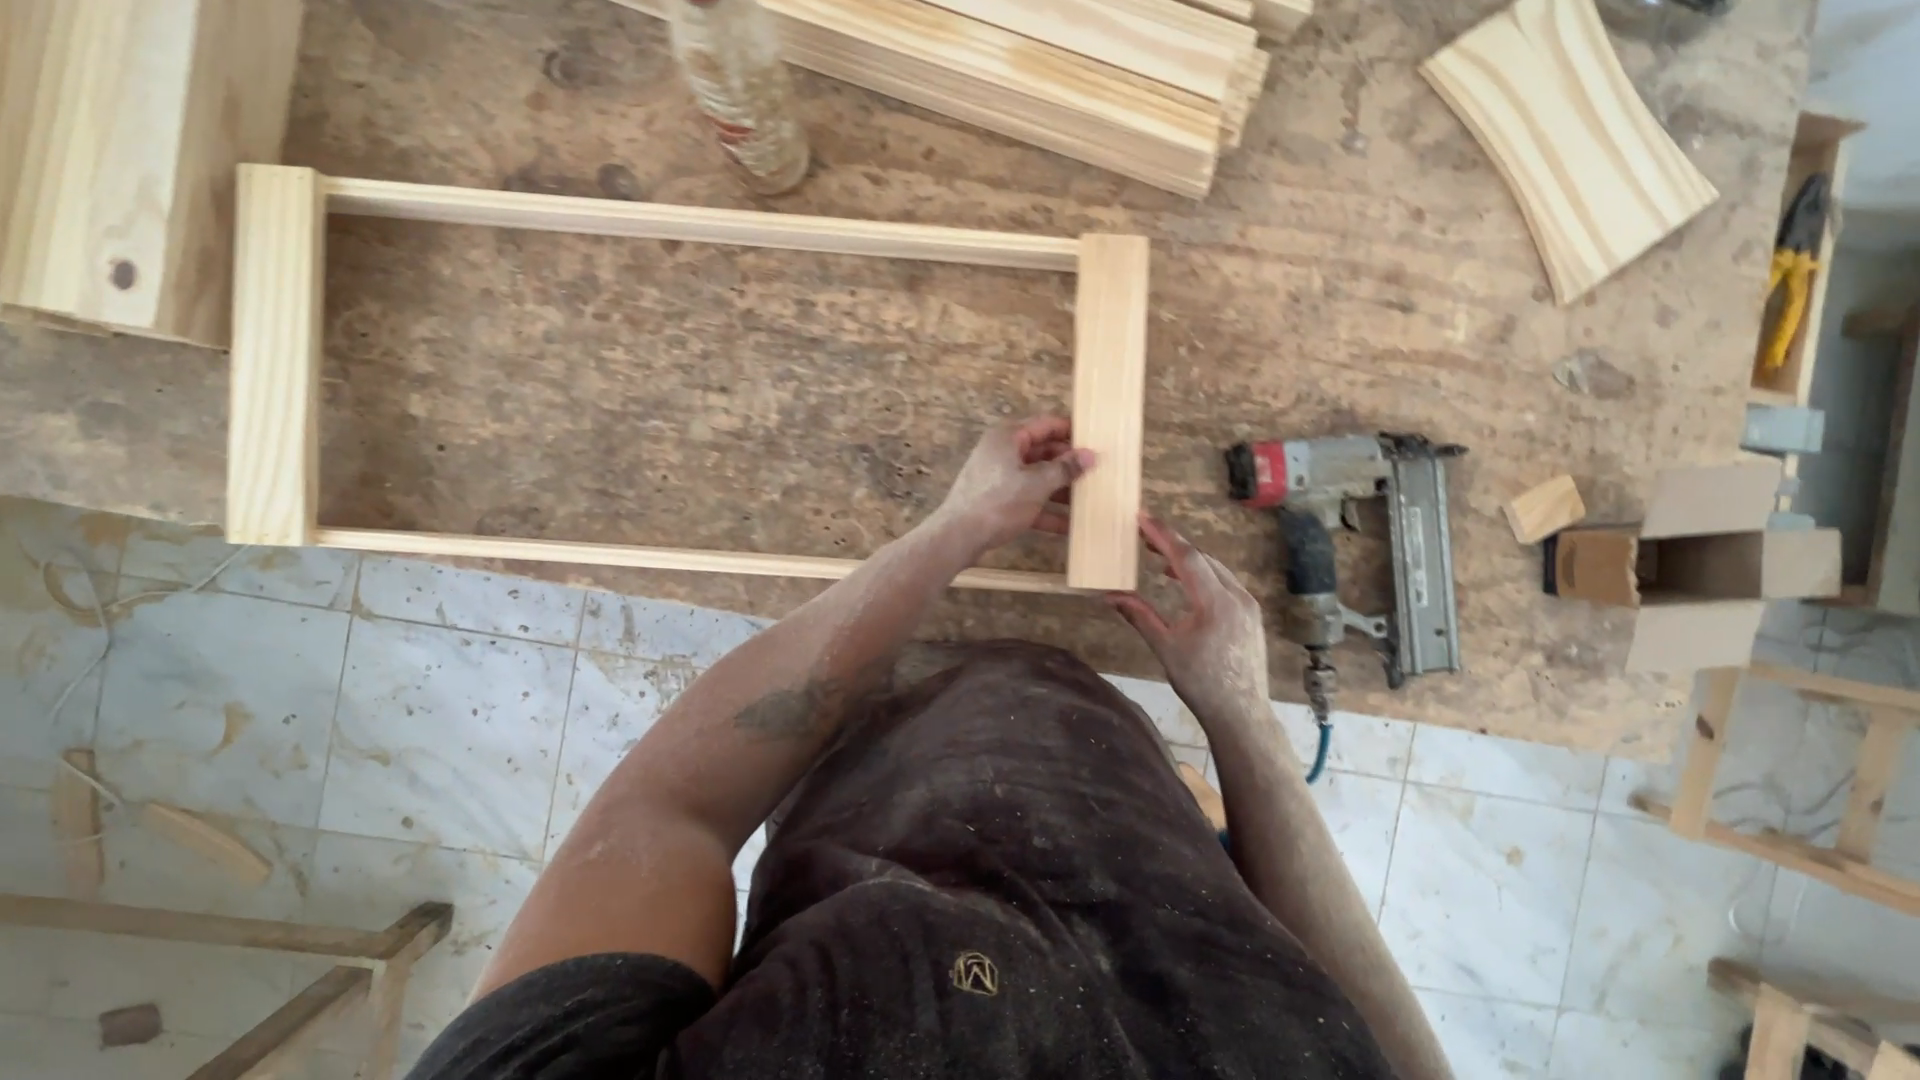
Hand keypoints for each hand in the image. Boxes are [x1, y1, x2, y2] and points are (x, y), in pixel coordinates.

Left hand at [931, 416, 1095, 555]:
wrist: (959, 537)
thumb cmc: (998, 502)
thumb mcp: (1036, 484)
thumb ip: (1064, 469)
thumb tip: (1090, 455)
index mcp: (1008, 437)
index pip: (1046, 424)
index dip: (1071, 431)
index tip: (1096, 440)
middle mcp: (1002, 452)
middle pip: (1043, 452)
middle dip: (1068, 464)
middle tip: (1097, 472)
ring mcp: (999, 477)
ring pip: (1037, 477)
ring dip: (1060, 489)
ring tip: (1089, 498)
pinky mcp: (998, 500)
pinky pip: (1028, 499)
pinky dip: (1046, 510)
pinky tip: (1069, 525)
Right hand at [1108, 513, 1271, 731]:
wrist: (1241, 713)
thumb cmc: (1201, 683)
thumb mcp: (1165, 648)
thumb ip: (1139, 616)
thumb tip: (1109, 595)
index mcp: (1216, 602)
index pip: (1187, 557)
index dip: (1163, 535)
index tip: (1142, 518)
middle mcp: (1237, 596)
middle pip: (1202, 558)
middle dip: (1173, 544)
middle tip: (1145, 535)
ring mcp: (1248, 605)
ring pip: (1216, 569)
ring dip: (1188, 559)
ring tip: (1160, 557)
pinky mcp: (1251, 615)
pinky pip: (1225, 582)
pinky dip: (1203, 575)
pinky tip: (1186, 582)